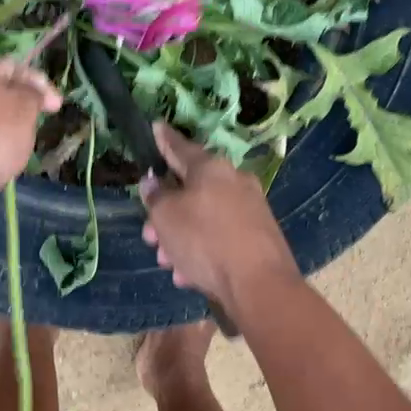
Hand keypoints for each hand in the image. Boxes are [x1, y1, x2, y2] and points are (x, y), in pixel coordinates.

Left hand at [0, 58, 61, 200]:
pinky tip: (10, 143)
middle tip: (46, 114)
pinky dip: (0, 131)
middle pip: (3, 87)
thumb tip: (32, 91)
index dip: (40, 84)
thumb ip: (34, 91)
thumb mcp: (26, 104)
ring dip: (14, 116)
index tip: (57, 104)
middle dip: (26, 99)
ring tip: (29, 131)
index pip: (16, 67)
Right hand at [141, 123, 298, 304]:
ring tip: (169, 264)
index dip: (164, 140)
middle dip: (166, 215)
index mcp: (211, 168)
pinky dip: (202, 252)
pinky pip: (220, 238)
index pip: (180, 147)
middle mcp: (234, 182)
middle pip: (190, 191)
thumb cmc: (205, 241)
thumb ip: (155, 196)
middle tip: (150, 236)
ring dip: (181, 238)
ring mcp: (250, 209)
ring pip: (203, 218)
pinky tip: (189, 275)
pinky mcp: (259, 237)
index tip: (155, 127)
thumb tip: (154, 182)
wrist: (259, 284)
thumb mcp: (166, 216)